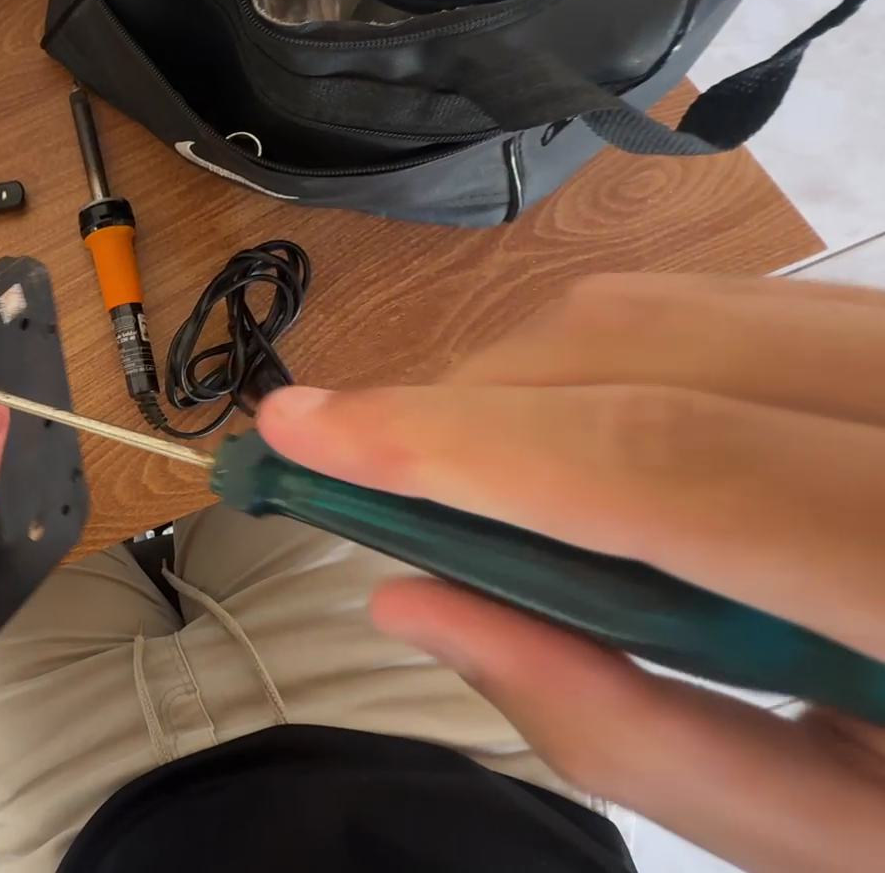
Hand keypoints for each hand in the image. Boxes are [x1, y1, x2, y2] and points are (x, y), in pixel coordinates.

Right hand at [257, 273, 884, 872]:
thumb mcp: (841, 841)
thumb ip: (617, 727)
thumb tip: (404, 603)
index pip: (656, 457)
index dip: (446, 438)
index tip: (292, 427)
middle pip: (637, 345)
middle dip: (462, 405)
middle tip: (377, 474)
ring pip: (660, 305)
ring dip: (515, 380)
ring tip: (488, 474)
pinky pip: (704, 304)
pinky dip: (588, 361)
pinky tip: (581, 442)